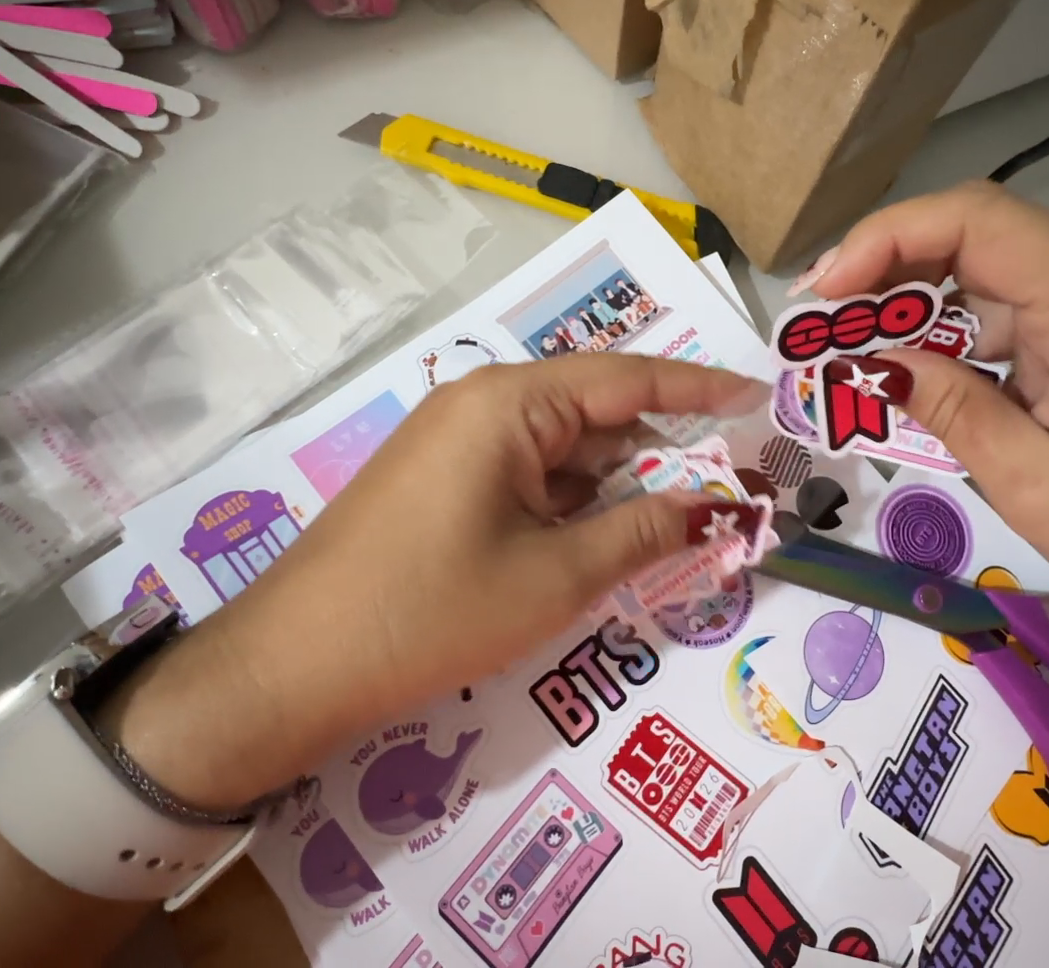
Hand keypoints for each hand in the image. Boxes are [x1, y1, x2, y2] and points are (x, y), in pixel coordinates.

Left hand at [102, 355, 766, 807]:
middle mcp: (481, 405)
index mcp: (509, 403)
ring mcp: (455, 444)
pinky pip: (528, 476)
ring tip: (683, 512)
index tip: (757, 394)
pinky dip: (573, 502)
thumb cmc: (432, 613)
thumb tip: (713, 508)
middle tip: (731, 474)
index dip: (699, 389)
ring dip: (618, 481)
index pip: (627, 380)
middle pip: (595, 412)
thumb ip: (643, 532)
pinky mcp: (441, 483)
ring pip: (562, 450)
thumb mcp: (555, 576)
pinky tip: (609, 535)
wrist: (292, 669)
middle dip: (662, 446)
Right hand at [802, 181, 1048, 648]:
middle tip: (815, 331)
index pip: (980, 221)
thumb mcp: (1042, 489)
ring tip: (845, 356)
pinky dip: (953, 340)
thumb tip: (875, 360)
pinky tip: (912, 375)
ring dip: (912, 311)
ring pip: (987, 278)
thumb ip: (954, 412)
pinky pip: (1012, 317)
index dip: (887, 238)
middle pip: (976, 239)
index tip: (822, 294)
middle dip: (884, 275)